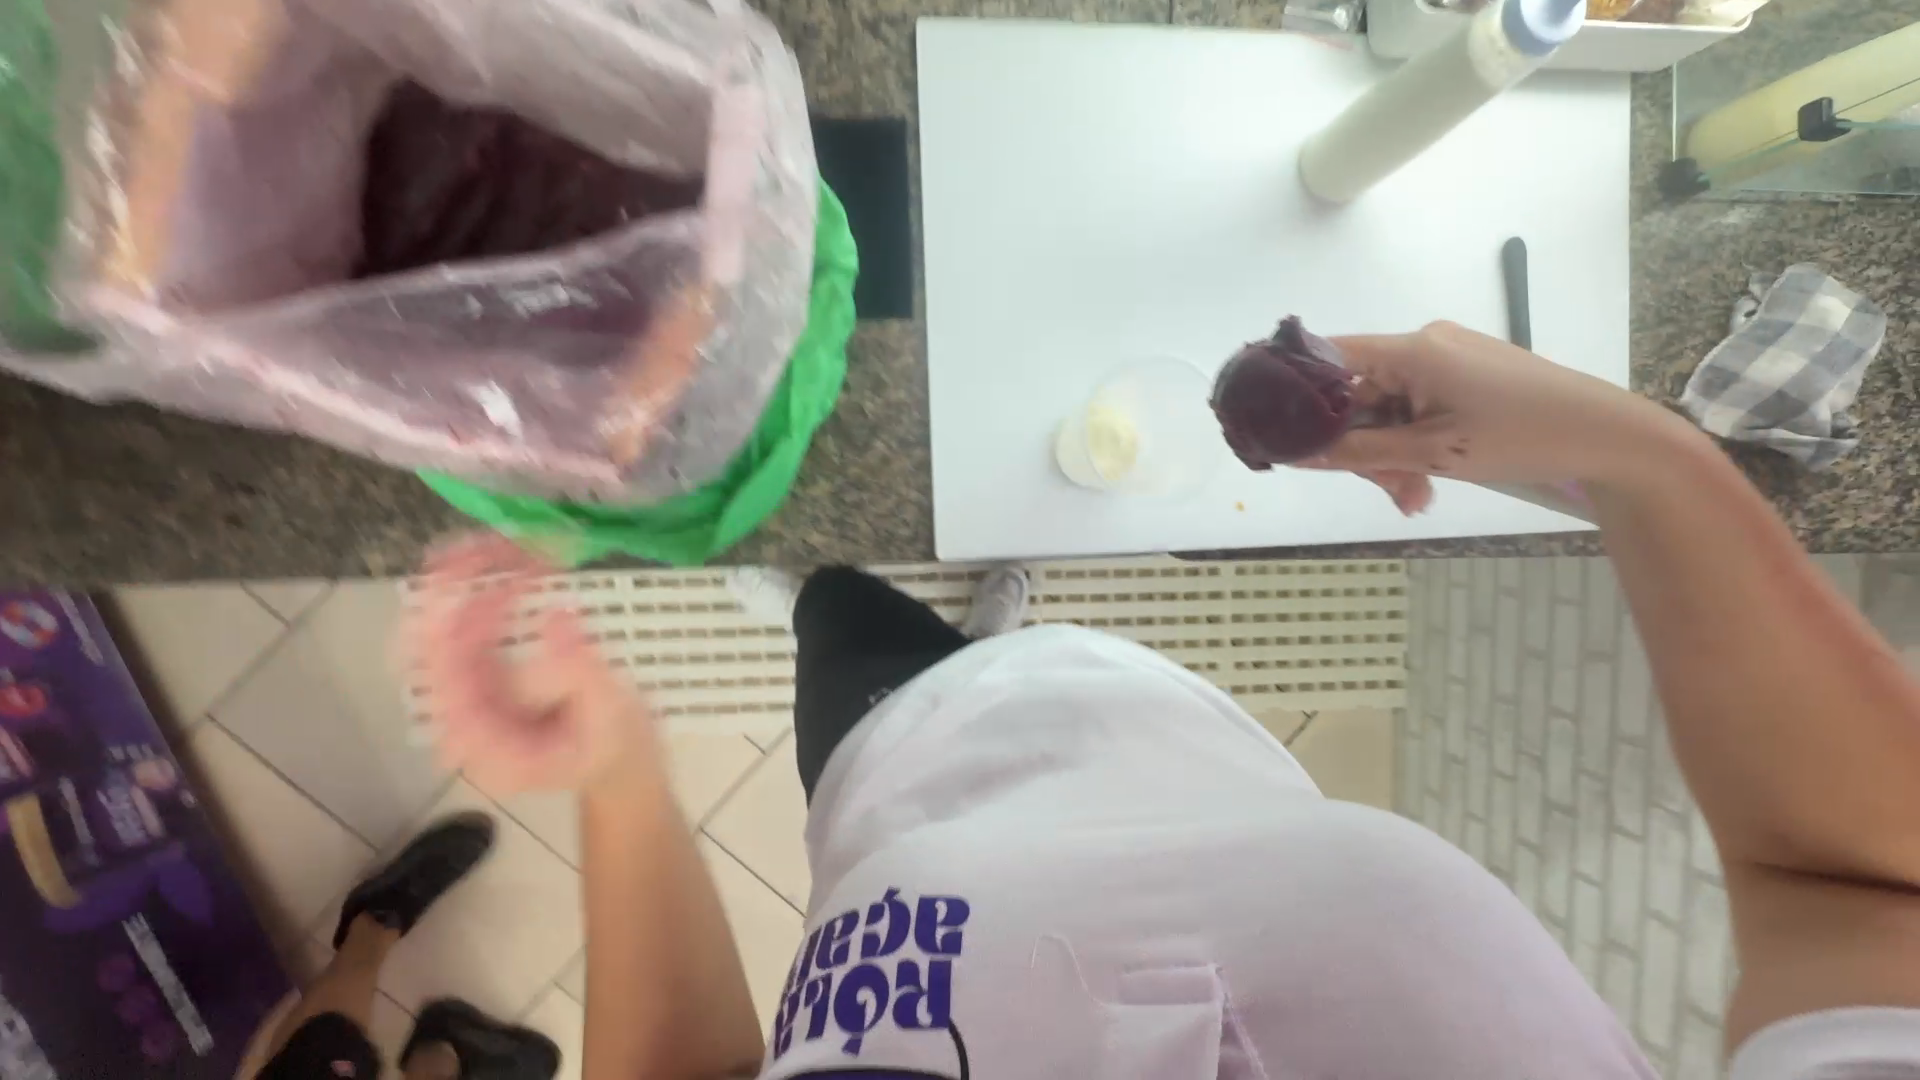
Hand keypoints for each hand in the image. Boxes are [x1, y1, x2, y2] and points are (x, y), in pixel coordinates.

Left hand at [404, 533, 657, 795]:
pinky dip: (497, 588)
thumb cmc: (613, 750)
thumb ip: (582, 673)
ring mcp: (471, 690)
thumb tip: (558, 613)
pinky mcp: (487, 673)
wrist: (617, 766)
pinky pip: (477, 623)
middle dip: (462, 585)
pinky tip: (524, 562)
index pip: (439, 672)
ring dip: (482, 579)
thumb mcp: (608, 718)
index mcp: (477, 739)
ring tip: (520, 543)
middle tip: (501, 541)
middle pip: (436, 639)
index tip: (468, 570)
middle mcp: (460, 713)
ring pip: (454, 623)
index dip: (445, 616)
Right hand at [1311, 322, 1693, 512]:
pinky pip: (1415, 408)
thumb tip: (1296, 454)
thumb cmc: (1523, 437)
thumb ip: (1357, 453)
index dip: (1294, 386)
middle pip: (1358, 393)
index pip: (1328, 355)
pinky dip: (1412, 443)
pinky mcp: (1463, 375)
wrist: (1614, 437)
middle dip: (1359, 444)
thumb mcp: (1431, 453)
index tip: (1275, 424)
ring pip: (1386, 408)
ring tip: (1414, 497)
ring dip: (1388, 454)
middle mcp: (1423, 344)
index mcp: (1413, 350)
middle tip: (1386, 491)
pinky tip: (1426, 481)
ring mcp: (1445, 358)